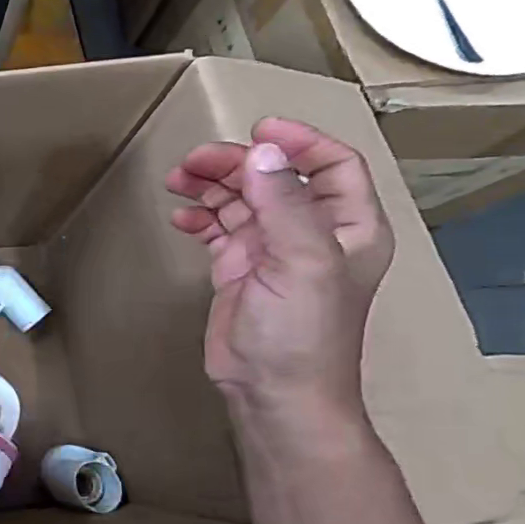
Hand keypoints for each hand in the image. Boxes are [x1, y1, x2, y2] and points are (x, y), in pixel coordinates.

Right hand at [164, 117, 392, 413]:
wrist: (273, 393)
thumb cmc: (302, 334)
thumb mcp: (301, 262)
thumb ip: (283, 203)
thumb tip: (261, 152)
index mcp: (346, 226)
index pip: (332, 165)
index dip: (299, 141)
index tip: (258, 130)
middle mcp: (311, 232)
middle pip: (273, 178)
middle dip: (236, 163)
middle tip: (194, 161)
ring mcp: (271, 251)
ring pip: (242, 200)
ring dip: (212, 186)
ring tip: (178, 181)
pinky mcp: (238, 270)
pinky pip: (219, 229)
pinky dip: (200, 218)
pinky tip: (182, 217)